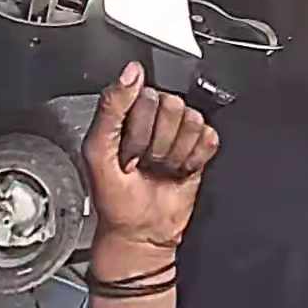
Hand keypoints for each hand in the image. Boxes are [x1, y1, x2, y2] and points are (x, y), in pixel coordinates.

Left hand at [81, 62, 218, 250]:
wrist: (139, 234)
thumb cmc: (114, 196)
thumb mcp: (97, 150)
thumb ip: (110, 108)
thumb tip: (130, 72)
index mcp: (129, 108)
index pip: (147, 94)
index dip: (138, 127)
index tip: (126, 149)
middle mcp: (156, 114)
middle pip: (173, 105)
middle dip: (157, 141)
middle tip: (144, 160)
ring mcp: (179, 130)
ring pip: (193, 120)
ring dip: (176, 152)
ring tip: (161, 166)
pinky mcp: (200, 146)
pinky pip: (210, 137)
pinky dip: (196, 159)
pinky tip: (181, 168)